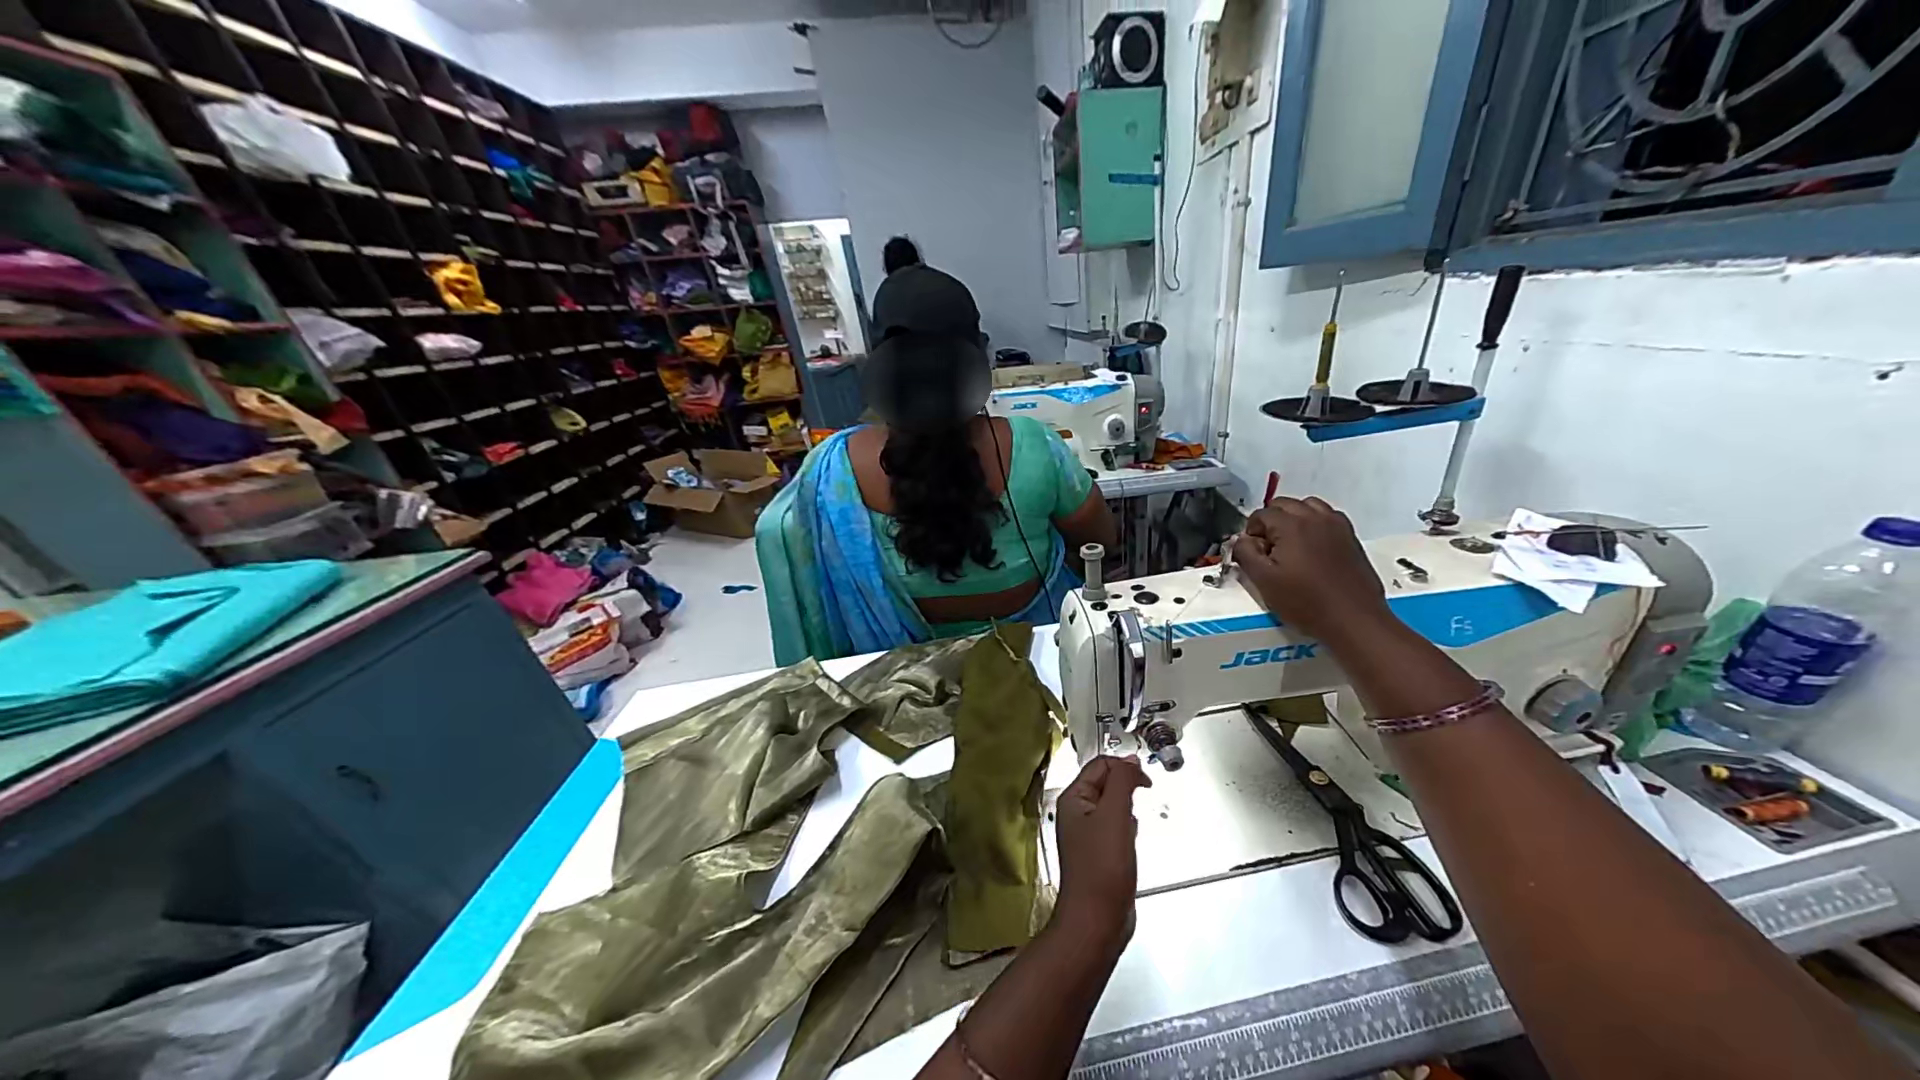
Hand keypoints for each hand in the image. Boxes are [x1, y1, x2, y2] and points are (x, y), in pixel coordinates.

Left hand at [1054, 756, 1150, 944]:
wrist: (1097, 919)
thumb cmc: (1103, 867)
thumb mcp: (1115, 816)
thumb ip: (1122, 783)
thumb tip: (1130, 759)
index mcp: (1073, 798)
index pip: (1100, 766)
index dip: (1124, 767)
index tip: (1146, 780)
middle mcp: (1076, 813)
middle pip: (1105, 783)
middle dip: (1126, 788)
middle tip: (1141, 802)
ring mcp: (1087, 834)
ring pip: (1112, 806)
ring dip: (1127, 808)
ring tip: (1133, 825)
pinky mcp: (1099, 853)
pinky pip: (1115, 828)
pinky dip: (1127, 828)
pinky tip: (1132, 841)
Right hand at [1235, 496, 1391, 642]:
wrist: (1353, 619)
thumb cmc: (1305, 602)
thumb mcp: (1263, 581)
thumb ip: (1245, 553)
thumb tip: (1242, 540)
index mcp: (1291, 525)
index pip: (1261, 514)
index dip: (1251, 531)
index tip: (1252, 552)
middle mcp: (1315, 517)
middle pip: (1284, 504)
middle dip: (1270, 521)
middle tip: (1267, 547)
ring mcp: (1336, 525)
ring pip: (1308, 506)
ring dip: (1293, 518)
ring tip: (1289, 544)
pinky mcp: (1350, 537)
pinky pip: (1327, 517)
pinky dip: (1314, 523)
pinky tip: (1310, 548)